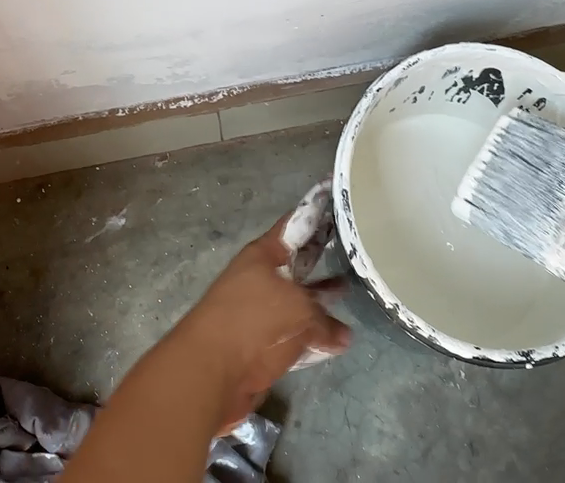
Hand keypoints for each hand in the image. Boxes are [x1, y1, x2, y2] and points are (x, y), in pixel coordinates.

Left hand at [159, 212, 350, 432]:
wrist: (210, 372)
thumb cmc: (255, 322)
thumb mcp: (299, 310)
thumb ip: (325, 319)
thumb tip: (344, 336)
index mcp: (264, 256)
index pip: (295, 223)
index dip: (316, 209)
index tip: (336, 193)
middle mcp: (261, 278)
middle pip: (297, 262)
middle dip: (322, 255)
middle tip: (354, 246)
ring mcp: (260, 311)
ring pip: (297, 299)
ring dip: (320, 299)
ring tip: (349, 293)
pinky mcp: (260, 343)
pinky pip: (293, 332)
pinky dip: (312, 334)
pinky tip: (336, 340)